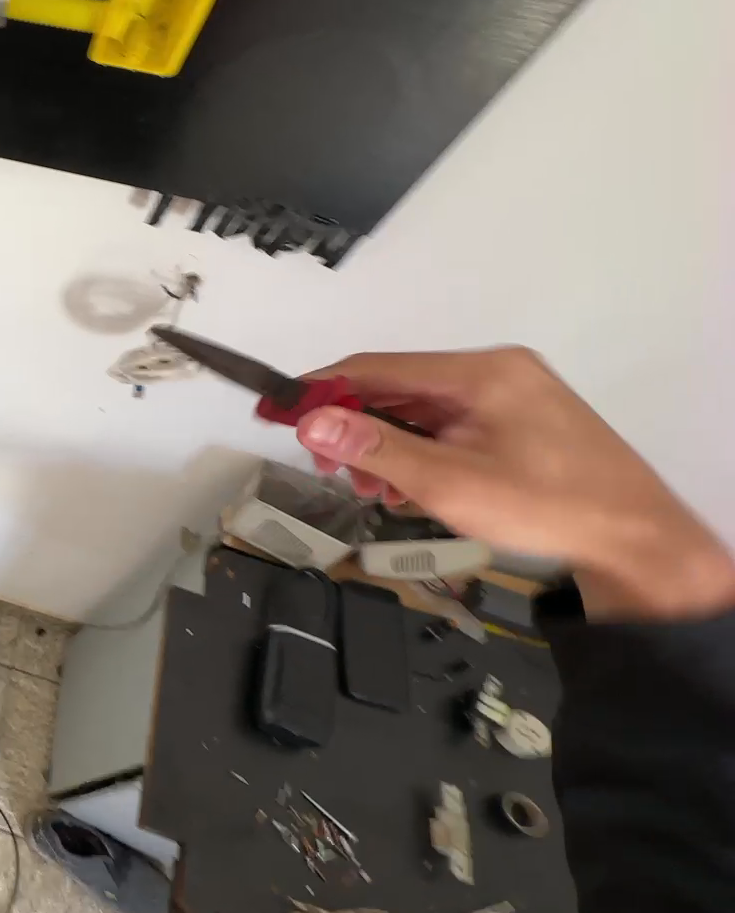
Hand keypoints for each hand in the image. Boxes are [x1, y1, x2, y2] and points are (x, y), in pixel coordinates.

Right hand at [293, 347, 734, 619]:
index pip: (373, 368)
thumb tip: (308, 422)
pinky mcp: (510, 420)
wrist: (639, 543)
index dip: (316, 391)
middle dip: (349, 428)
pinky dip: (409, 451)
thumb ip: (373, 447)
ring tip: (370, 487)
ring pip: (411, 411)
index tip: (273, 413)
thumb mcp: (445, 480)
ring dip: (378, 446)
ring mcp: (504, 396)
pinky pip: (438, 425)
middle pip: (391, 389)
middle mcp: (492, 373)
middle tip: (328, 469)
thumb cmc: (546, 507)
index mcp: (479, 374)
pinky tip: (403, 484)